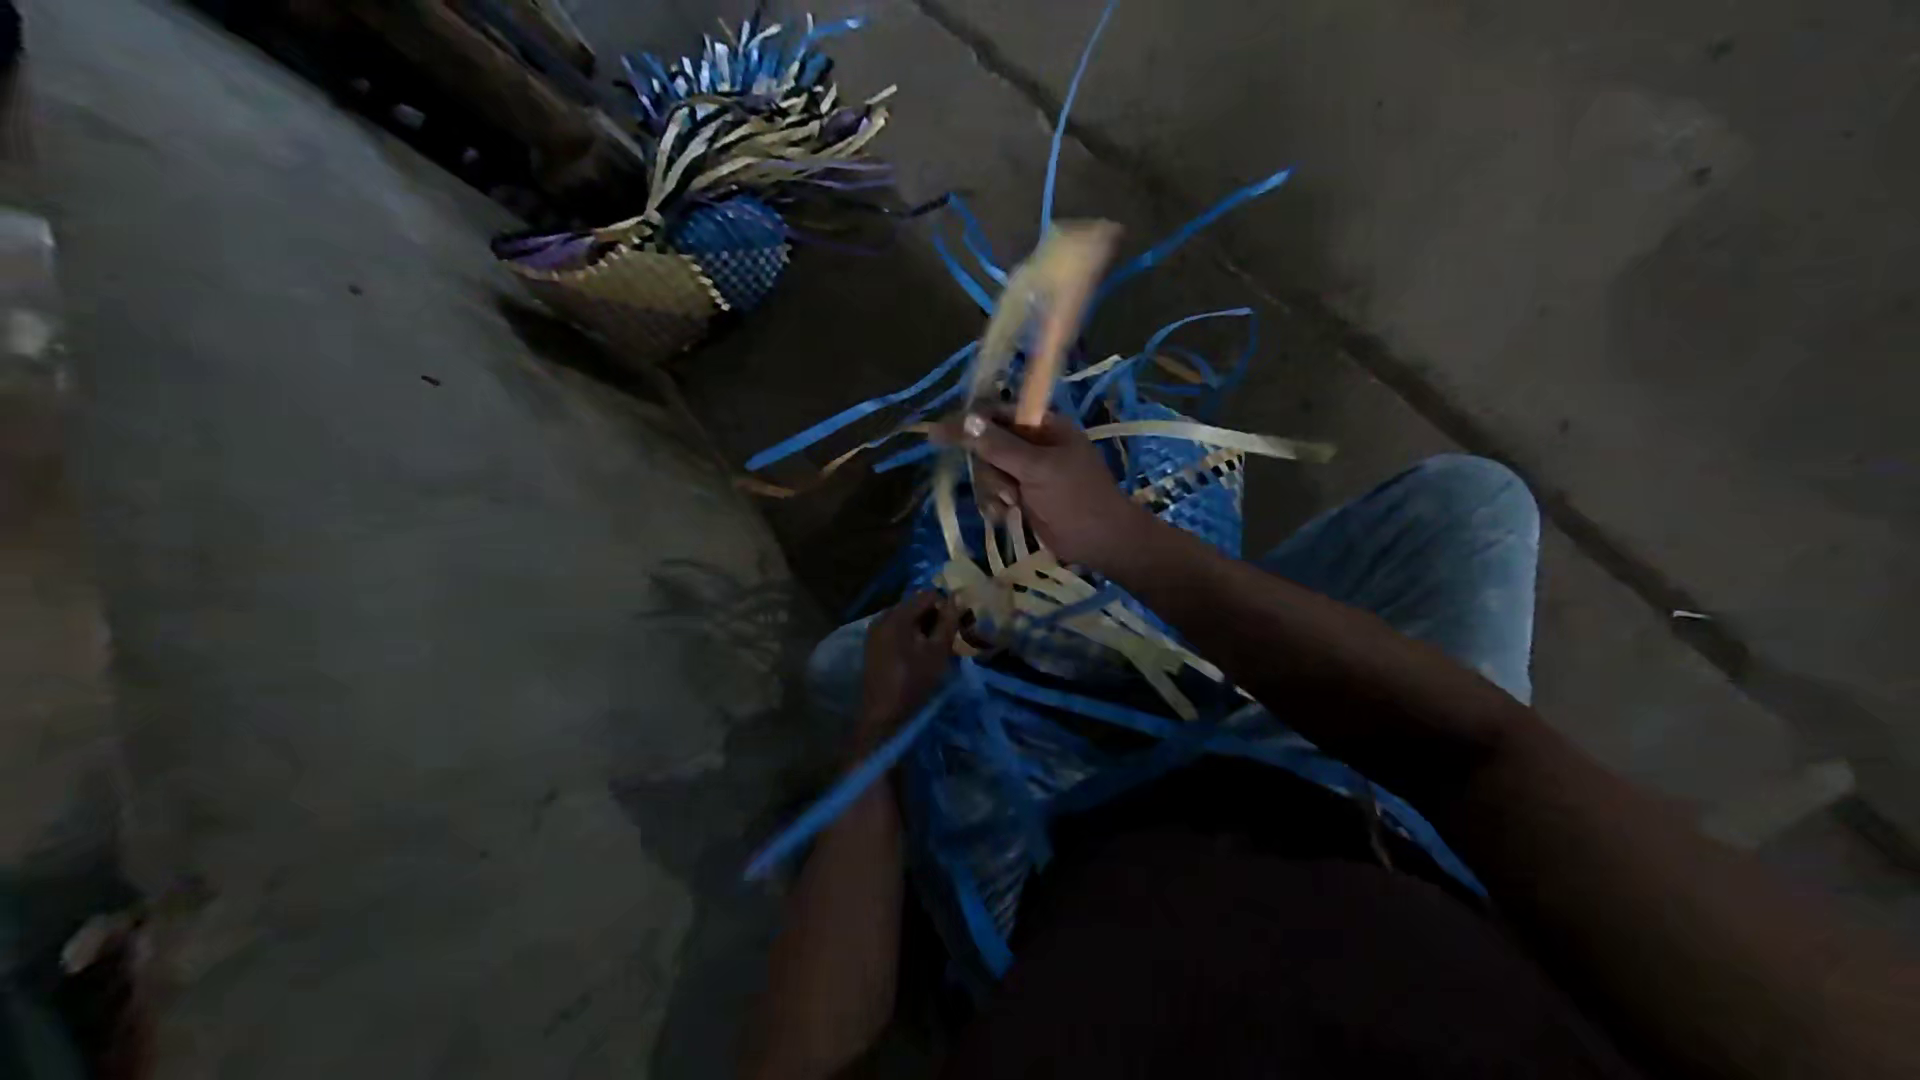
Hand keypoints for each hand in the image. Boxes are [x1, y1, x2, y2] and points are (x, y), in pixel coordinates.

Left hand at [855, 591, 962, 748]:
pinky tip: (917, 653)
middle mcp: (882, 616)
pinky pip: (895, 628)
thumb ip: (948, 623)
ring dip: (922, 627)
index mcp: (897, 615)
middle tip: (946, 639)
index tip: (954, 626)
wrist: (882, 712)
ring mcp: (875, 630)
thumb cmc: (913, 681)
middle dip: (933, 617)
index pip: (927, 595)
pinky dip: (909, 634)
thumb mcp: (937, 652)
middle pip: (914, 604)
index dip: (945, 606)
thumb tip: (955, 600)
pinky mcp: (873, 643)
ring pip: (905, 617)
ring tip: (933, 648)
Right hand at [939, 409, 1150, 572]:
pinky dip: (996, 506)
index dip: (969, 423)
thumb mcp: (1037, 468)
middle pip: (986, 446)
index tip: (939, 434)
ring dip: (992, 491)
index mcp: (1043, 426)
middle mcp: (1032, 445)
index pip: (997, 413)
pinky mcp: (1022, 498)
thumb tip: (965, 420)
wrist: (1100, 541)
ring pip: (987, 473)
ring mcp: (1026, 473)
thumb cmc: (1076, 497)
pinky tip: (1007, 516)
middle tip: (1006, 487)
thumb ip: (999, 445)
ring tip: (1011, 505)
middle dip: (989, 470)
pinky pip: (993, 494)